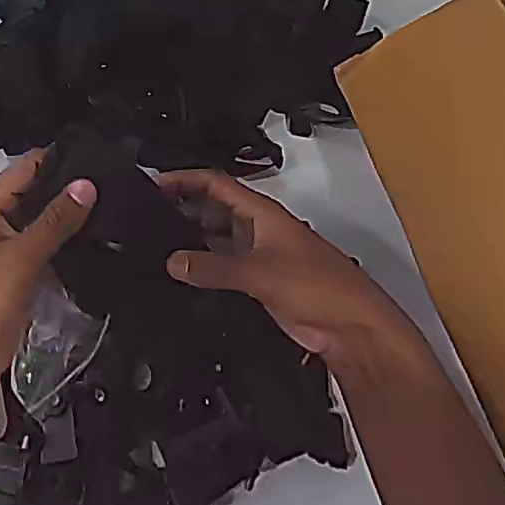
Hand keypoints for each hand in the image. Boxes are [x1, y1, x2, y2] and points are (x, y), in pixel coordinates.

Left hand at [0, 150, 97, 403]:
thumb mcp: (17, 261)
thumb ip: (53, 222)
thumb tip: (83, 186)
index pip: (29, 165)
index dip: (60, 158)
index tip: (96, 157)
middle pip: (40, 192)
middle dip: (71, 189)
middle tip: (111, 187)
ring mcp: (10, 252)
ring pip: (47, 223)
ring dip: (71, 219)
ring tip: (109, 213)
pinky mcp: (21, 278)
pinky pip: (50, 252)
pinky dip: (69, 248)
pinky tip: (93, 248)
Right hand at [159, 169, 416, 365]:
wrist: (350, 326)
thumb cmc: (325, 286)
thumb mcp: (260, 271)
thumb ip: (214, 267)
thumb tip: (178, 261)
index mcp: (262, 212)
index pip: (216, 183)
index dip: (186, 179)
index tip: (159, 183)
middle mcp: (259, 229)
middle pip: (215, 207)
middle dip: (186, 207)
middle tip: (155, 211)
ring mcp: (260, 254)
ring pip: (218, 237)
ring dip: (195, 239)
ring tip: (164, 240)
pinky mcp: (260, 281)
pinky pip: (225, 266)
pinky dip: (206, 267)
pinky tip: (190, 274)